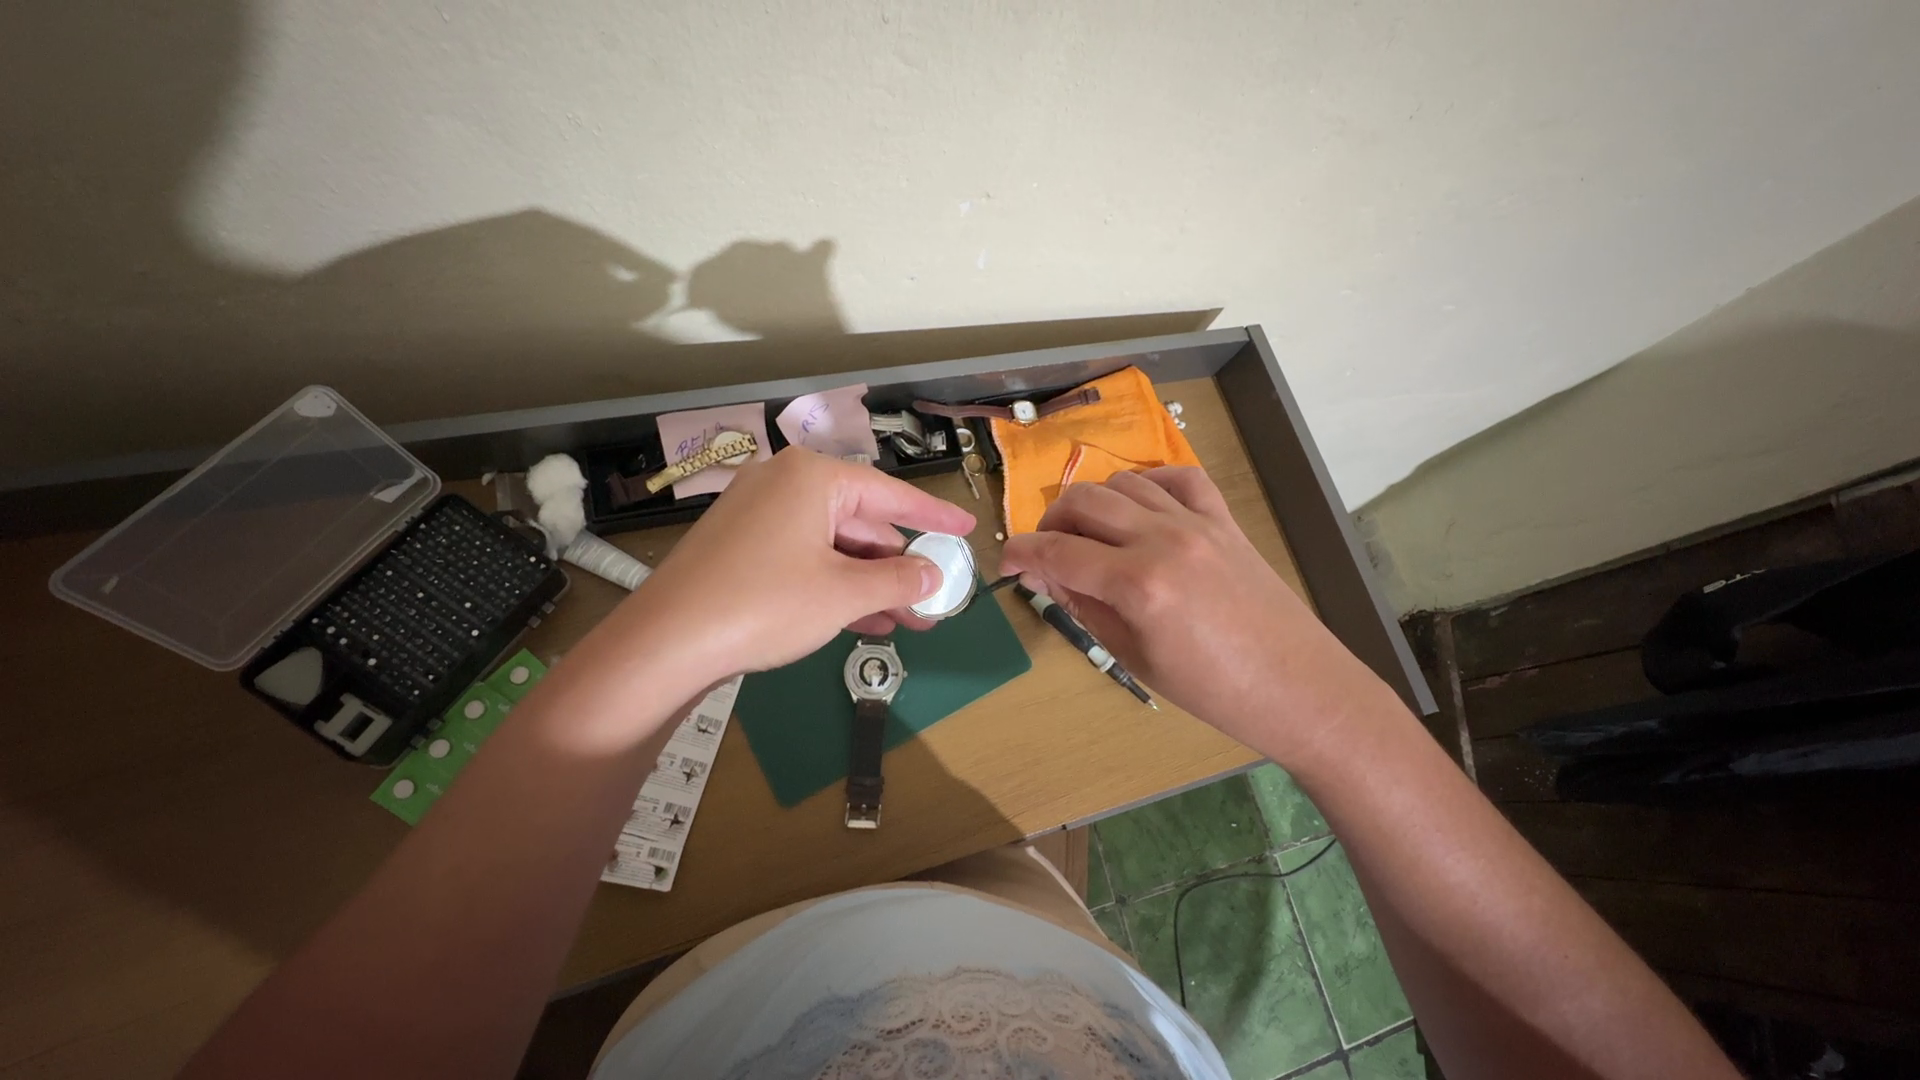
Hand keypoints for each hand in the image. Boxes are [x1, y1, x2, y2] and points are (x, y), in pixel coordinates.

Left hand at [622, 448, 975, 680]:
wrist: (667, 641)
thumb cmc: (764, 604)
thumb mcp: (843, 594)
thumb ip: (896, 580)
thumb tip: (932, 575)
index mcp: (812, 478)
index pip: (889, 493)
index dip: (932, 516)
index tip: (965, 529)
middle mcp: (784, 484)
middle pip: (860, 522)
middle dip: (899, 566)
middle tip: (935, 599)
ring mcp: (758, 516)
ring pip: (832, 546)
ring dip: (871, 584)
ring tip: (909, 622)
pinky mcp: (741, 548)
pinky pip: (803, 559)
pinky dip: (835, 586)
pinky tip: (865, 622)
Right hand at [998, 467, 1382, 746]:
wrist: (1298, 687)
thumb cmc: (1212, 691)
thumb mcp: (1134, 658)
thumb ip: (1085, 608)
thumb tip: (1048, 576)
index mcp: (1138, 584)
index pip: (1056, 552)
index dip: (1020, 554)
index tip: (1006, 564)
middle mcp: (1163, 539)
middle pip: (1082, 503)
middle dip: (1049, 523)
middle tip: (1046, 554)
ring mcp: (1197, 523)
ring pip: (1123, 483)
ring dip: (1092, 504)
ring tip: (1088, 536)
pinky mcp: (1224, 520)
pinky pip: (1178, 478)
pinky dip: (1147, 484)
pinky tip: (1139, 508)